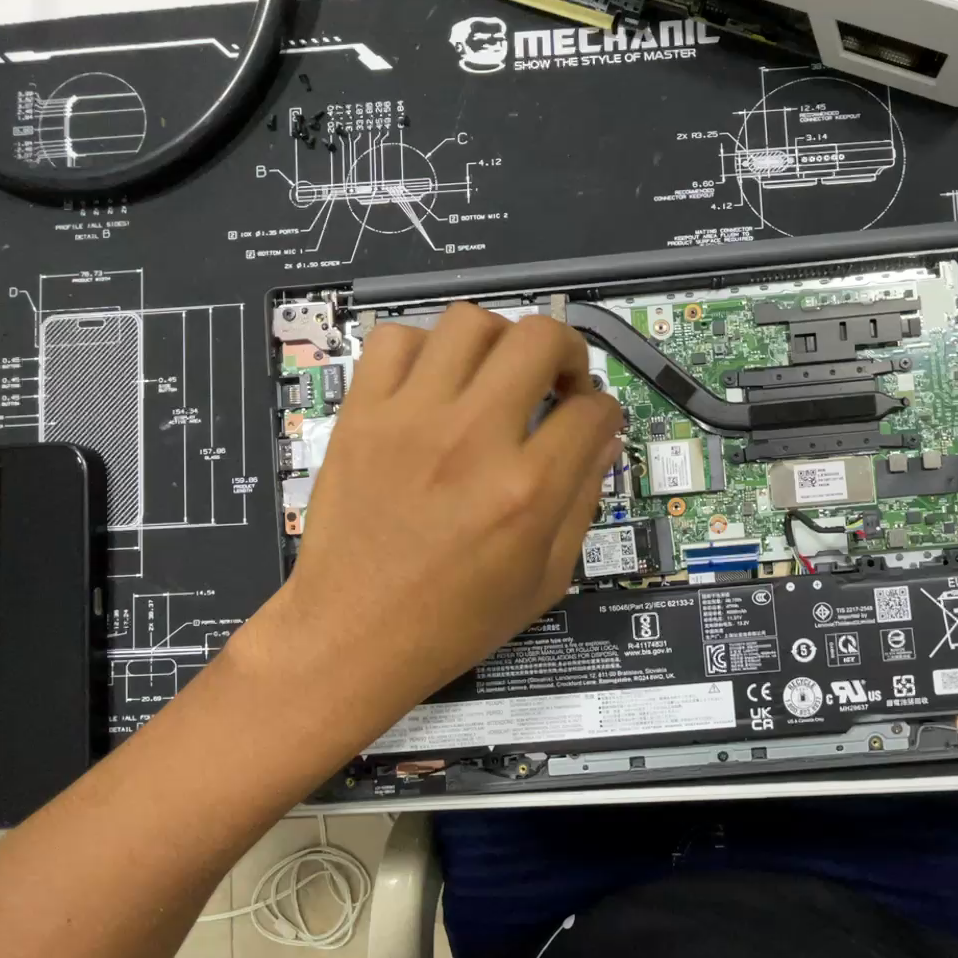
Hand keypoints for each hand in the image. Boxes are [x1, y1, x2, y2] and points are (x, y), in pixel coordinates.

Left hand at [242, 304, 621, 735]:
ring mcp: (411, 419)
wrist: (353, 635)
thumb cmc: (456, 620)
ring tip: (496, 378)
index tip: (591, 424)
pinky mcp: (361, 414)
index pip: (592, 410)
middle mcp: (474, 439)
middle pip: (541, 340)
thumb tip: (602, 440)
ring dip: (500, 343)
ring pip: (471, 322)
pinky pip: (396, 339)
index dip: (605, 412)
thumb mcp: (544, 579)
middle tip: (557, 386)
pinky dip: (426, 349)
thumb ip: (582, 503)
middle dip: (568, 354)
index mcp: (528, 491)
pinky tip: (435, 386)